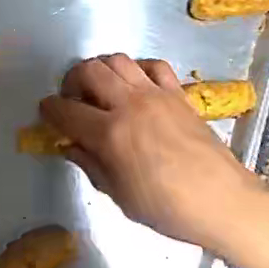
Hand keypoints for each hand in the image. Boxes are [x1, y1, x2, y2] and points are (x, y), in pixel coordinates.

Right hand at [39, 54, 268, 261]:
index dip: (50, 109)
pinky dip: (137, 68)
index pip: (67, 111)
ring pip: (117, 60)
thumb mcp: (119, 195)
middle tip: (72, 99)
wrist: (223, 201)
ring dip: (101, 69)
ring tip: (100, 89)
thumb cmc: (167, 208)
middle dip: (71, 80)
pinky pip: (153, 65)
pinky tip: (135, 86)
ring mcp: (156, 94)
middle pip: (89, 71)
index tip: (45, 112)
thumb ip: (90, 164)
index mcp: (110, 133)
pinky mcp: (178, 94)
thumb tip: (70, 145)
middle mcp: (130, 104)